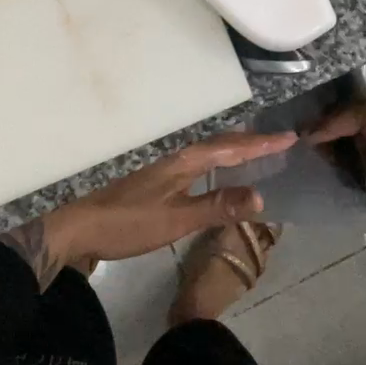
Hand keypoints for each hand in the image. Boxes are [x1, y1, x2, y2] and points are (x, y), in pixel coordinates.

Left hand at [1, 131, 293, 289]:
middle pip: (221, 141)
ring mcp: (163, 163)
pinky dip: (215, 159)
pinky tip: (214, 168)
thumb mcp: (176, 220)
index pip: (232, 148)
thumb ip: (217, 206)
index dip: (262, 144)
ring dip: (233, 147)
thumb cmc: (127, 224)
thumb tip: (261, 196)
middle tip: (279, 138)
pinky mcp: (154, 175)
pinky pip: (197, 159)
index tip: (289, 137)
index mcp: (185, 159)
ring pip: (207, 148)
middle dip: (251, 140)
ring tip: (255, 147)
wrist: (76, 227)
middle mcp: (176, 153)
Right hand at [305, 88, 365, 253]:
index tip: (298, 122)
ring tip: (307, 165)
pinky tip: (322, 182)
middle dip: (325, 140)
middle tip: (299, 147)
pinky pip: (355, 181)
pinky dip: (343, 181)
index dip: (324, 110)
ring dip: (333, 162)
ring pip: (347, 157)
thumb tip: (303, 132)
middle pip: (343, 132)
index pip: (346, 103)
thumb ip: (336, 119)